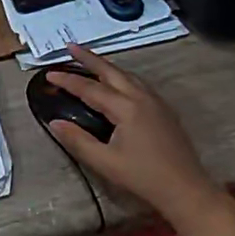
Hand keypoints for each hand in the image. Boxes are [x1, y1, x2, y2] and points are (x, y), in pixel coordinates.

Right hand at [46, 44, 219, 225]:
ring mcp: (156, 102)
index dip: (68, 81)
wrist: (186, 189)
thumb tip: (54, 122)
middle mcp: (141, 98)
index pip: (90, 89)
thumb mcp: (105, 162)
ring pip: (127, 75)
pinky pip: (138, 83)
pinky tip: (117, 83)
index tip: (49, 75)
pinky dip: (121, 76)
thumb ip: (78, 140)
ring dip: (107, 66)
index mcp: (126, 108)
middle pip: (111, 71)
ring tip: (90, 61)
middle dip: (89, 58)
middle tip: (70, 46)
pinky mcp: (164, 110)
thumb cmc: (143, 177)